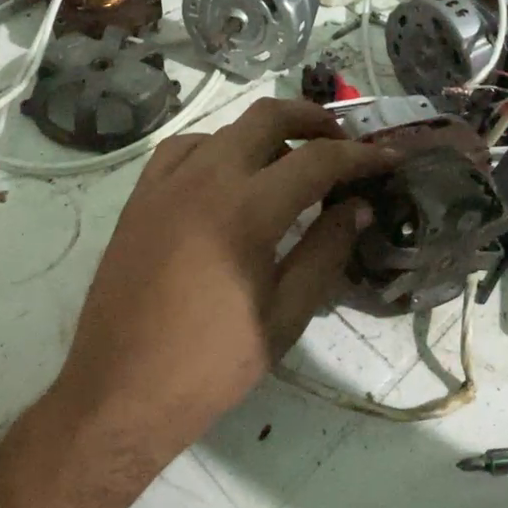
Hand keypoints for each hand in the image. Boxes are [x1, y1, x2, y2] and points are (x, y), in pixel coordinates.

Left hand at [52, 98, 393, 449]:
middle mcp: (205, 178)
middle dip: (315, 121)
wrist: (119, 391)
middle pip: (269, 116)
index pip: (317, 160)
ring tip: (293, 163)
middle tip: (345, 146)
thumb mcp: (284, 317)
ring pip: (227, 128)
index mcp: (246, 210)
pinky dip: (218, 147)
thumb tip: (357, 206)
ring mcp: (166, 182)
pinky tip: (229, 174)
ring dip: (267, 134)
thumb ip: (325, 252)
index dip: (360, 156)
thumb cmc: (210, 365)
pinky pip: (184, 148)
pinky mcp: (140, 196)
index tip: (388, 159)